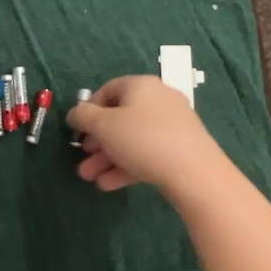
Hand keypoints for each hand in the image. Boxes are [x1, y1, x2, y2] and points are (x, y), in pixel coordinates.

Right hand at [66, 76, 225, 192]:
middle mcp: (158, 99)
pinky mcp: (180, 148)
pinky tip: (109, 184)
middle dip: (96, 142)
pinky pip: (146, 152)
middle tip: (83, 159)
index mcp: (140, 86)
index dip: (87, 110)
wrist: (194, 172)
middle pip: (118, 118)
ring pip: (131, 139)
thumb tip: (75, 113)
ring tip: (90, 178)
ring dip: (107, 158)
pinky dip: (127, 165)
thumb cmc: (141, 139)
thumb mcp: (103, 125)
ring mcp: (172, 125)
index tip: (77, 131)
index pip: (107, 90)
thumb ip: (83, 116)